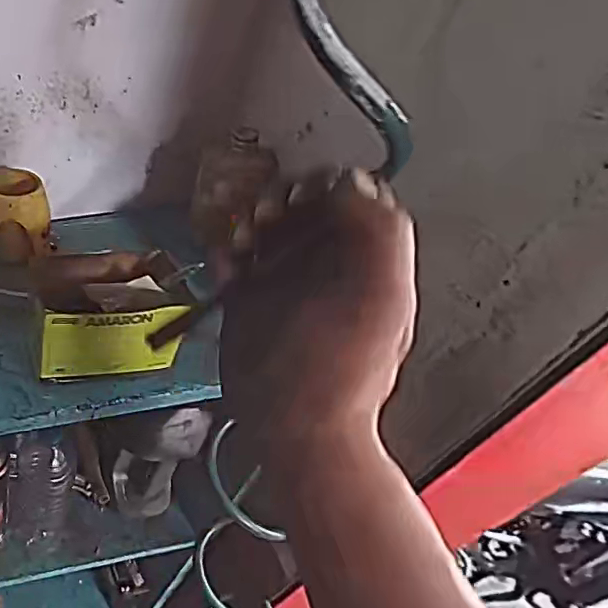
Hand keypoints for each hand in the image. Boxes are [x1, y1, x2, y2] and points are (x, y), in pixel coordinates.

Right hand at [220, 167, 417, 463]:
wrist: (297, 425)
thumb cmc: (343, 369)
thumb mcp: (383, 297)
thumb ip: (382, 233)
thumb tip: (354, 182)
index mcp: (363, 259)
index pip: (348, 198)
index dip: (326, 185)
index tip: (304, 195)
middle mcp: (322, 265)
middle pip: (299, 207)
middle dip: (281, 200)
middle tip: (267, 216)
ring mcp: (281, 284)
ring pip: (263, 230)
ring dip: (249, 222)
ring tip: (244, 240)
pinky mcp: (245, 304)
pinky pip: (232, 262)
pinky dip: (225, 252)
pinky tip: (226, 259)